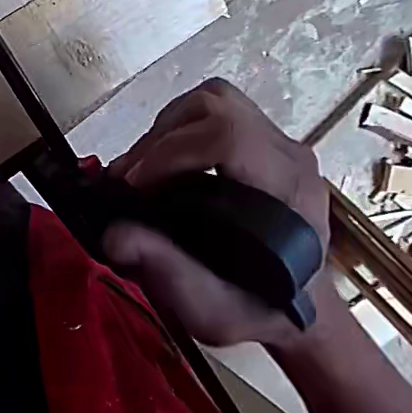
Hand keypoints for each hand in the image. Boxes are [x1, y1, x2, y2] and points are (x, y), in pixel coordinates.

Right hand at [104, 78, 331, 348]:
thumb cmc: (260, 311)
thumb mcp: (213, 310)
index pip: (228, 135)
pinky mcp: (264, 143)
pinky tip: (162, 167)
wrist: (297, 312)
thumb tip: (114, 234)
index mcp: (286, 191)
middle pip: (217, 105)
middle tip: (131, 179)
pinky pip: (216, 113)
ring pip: (214, 100)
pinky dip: (179, 131)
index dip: (171, 150)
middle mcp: (289, 156)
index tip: (135, 184)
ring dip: (167, 130)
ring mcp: (279, 144)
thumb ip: (168, 273)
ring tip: (142, 171)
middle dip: (161, 137)